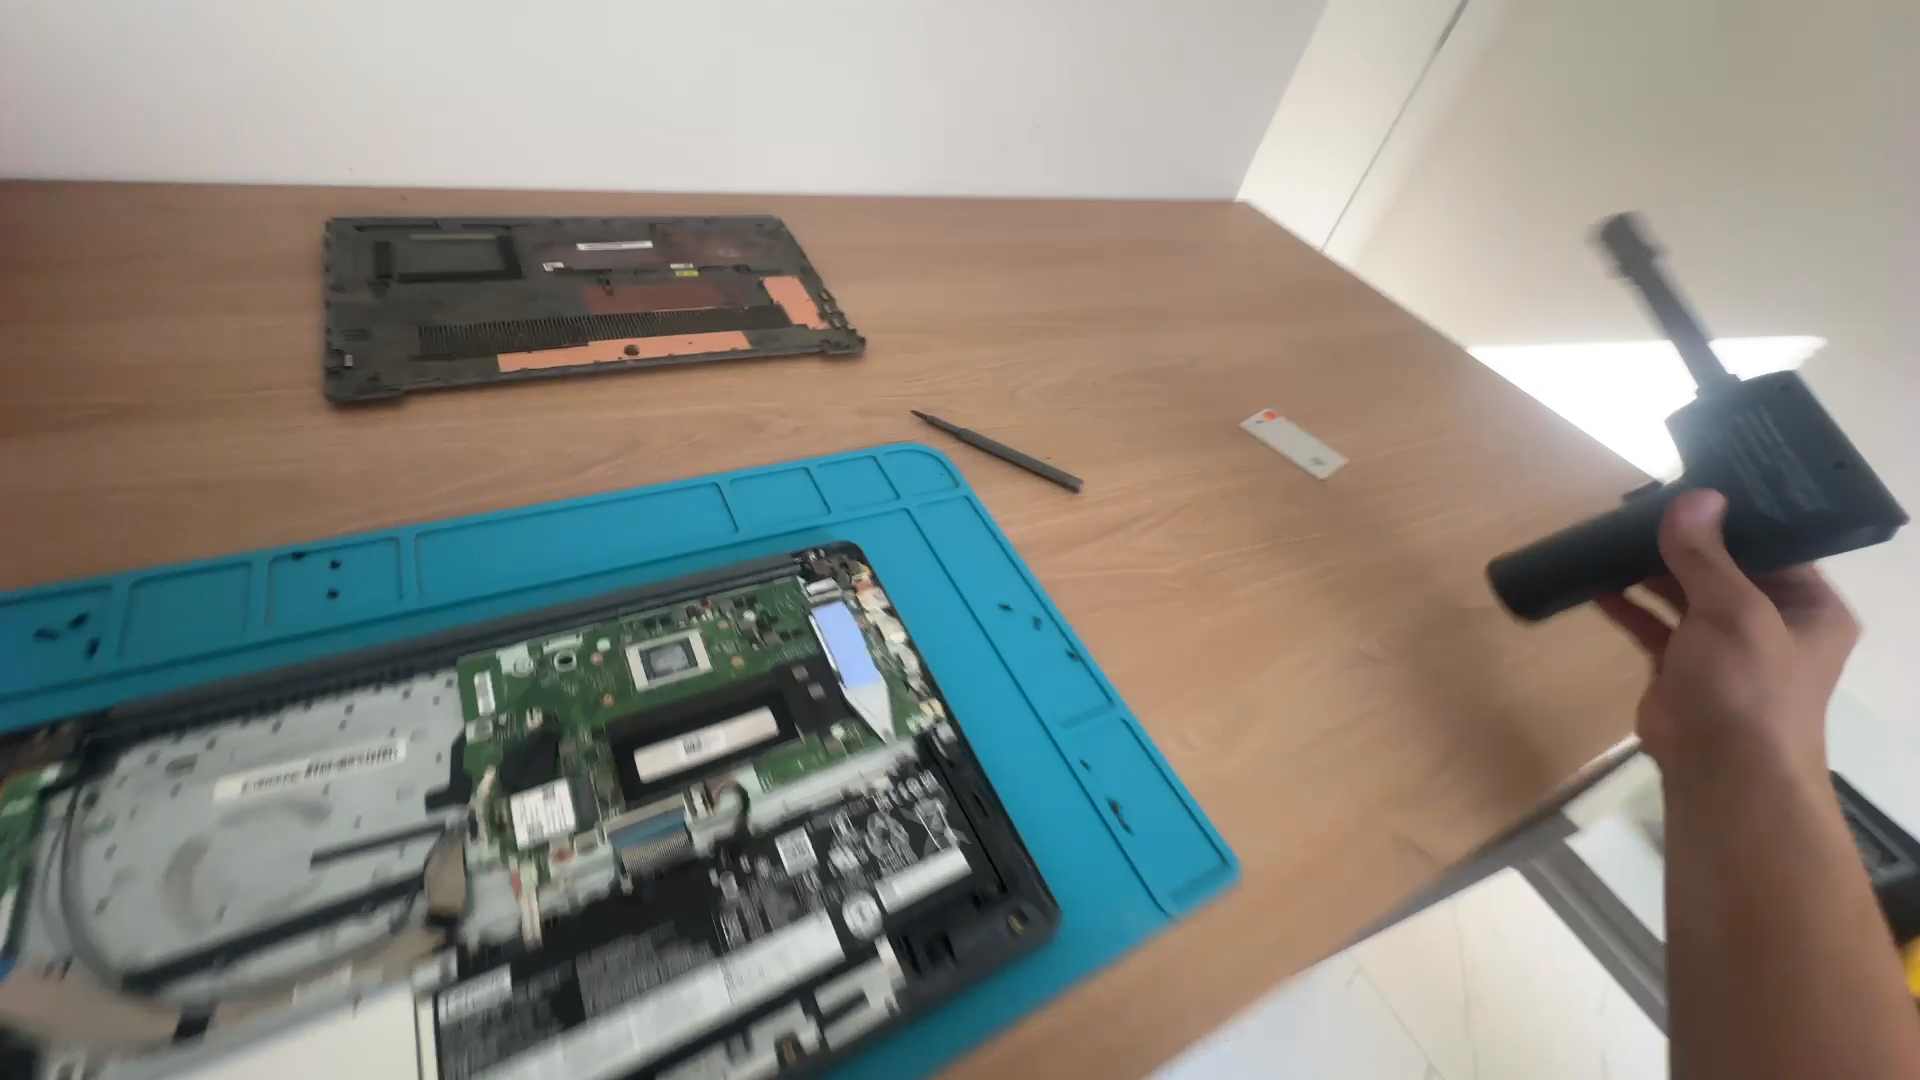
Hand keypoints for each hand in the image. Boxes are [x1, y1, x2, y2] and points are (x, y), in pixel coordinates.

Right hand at [1595, 489, 1856, 776]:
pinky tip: (1593, 585)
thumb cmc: (1747, 686)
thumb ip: (1706, 558)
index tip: (1689, 487)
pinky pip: (1649, 621)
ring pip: (1679, 592)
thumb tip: (1691, 498)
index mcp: (1807, 607)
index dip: (1734, 518)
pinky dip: (1624, 603)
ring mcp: (1719, 642)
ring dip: (1646, 571)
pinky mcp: (1677, 661)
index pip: (1774, 547)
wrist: (1720, 764)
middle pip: (1720, 567)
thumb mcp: (1733, 613)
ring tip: (1606, 541)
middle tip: (1634, 510)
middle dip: (1678, 542)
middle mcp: (1768, 620)